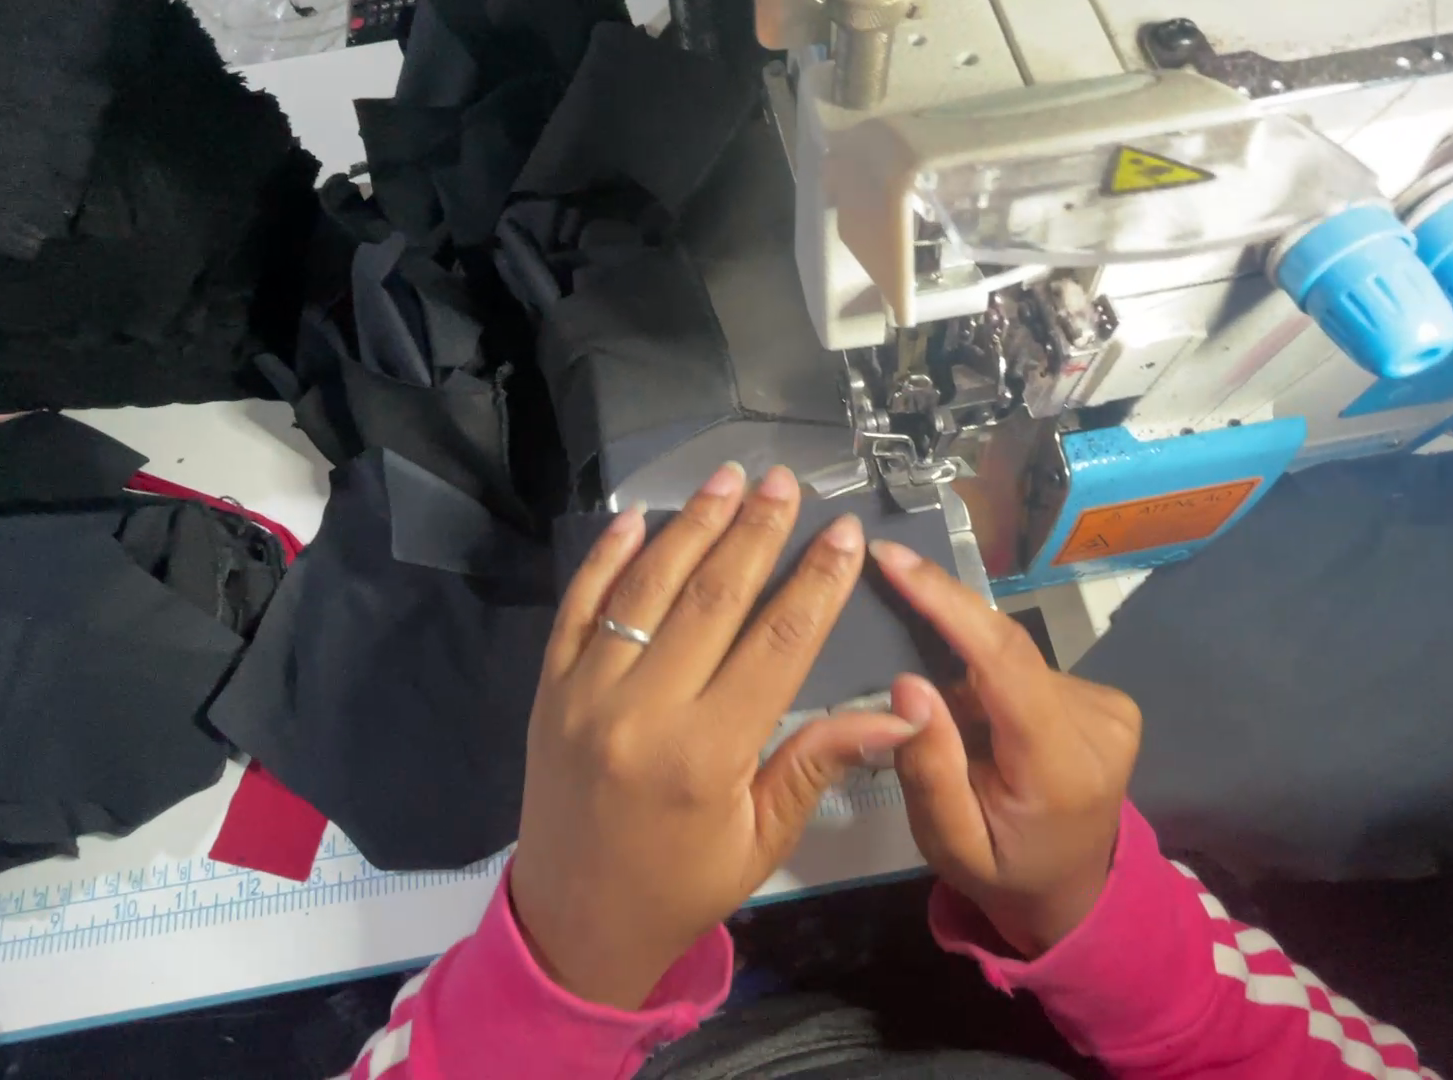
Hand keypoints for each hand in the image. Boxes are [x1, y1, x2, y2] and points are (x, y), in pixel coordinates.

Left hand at [510, 464, 926, 1008]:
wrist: (574, 921)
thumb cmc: (682, 885)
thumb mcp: (763, 839)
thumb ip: (819, 762)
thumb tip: (902, 713)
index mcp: (707, 752)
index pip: (777, 642)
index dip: (817, 581)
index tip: (843, 532)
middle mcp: (643, 709)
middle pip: (712, 596)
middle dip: (756, 530)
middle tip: (785, 480)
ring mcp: (586, 690)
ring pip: (646, 587)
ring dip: (692, 525)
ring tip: (728, 478)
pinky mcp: (550, 686)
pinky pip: (578, 606)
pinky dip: (606, 557)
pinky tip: (636, 518)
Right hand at [871, 541, 1141, 958]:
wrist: (1073, 892)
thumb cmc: (1003, 872)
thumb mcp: (948, 841)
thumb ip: (928, 767)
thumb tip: (908, 680)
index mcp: (1061, 764)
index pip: (1004, 660)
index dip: (947, 602)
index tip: (892, 558)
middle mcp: (1100, 722)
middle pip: (1002, 650)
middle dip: (942, 637)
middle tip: (890, 618)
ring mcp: (1110, 706)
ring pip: (1009, 657)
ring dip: (966, 675)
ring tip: (951, 728)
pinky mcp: (1106, 699)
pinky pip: (1024, 668)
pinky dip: (988, 683)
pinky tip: (983, 723)